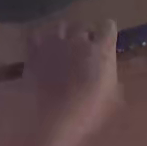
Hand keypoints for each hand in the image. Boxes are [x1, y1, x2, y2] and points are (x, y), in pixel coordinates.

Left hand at [17, 19, 121, 145]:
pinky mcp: (34, 51)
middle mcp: (79, 40)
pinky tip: (43, 49)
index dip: (107, 33)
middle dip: (85, 34)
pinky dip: (41, 40)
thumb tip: (108, 74)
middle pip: (84, 25)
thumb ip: (111, 79)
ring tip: (63, 45)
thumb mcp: (112, 99)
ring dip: (65, 33)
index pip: (108, 26)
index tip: (106, 42)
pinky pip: (36, 35)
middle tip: (84, 49)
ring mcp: (55, 43)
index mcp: (102, 50)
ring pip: (61, 26)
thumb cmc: (88, 113)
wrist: (52, 120)